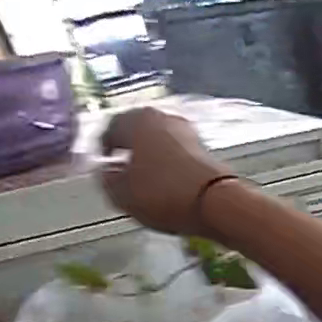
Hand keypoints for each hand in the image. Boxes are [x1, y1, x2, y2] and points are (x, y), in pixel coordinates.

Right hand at [98, 108, 235, 234]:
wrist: (217, 203)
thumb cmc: (164, 194)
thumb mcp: (123, 194)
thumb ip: (106, 180)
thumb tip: (106, 172)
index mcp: (135, 120)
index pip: (110, 130)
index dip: (104, 150)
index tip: (104, 165)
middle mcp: (162, 118)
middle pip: (138, 133)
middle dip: (130, 151)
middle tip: (124, 172)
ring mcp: (187, 132)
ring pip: (160, 144)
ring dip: (152, 159)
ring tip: (148, 182)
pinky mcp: (206, 150)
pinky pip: (179, 156)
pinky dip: (171, 167)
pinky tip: (170, 185)